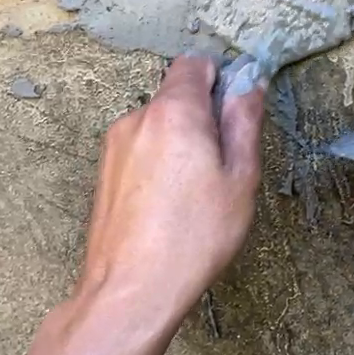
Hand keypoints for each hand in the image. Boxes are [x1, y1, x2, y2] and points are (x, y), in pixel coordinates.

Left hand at [76, 55, 265, 327]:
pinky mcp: (104, 172)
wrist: (132, 290)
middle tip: (225, 162)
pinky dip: (160, 162)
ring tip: (197, 190)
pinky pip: (142, 148)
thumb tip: (249, 86)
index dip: (220, 79)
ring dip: (181, 142)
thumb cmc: (196, 235)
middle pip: (177, 96)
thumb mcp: (240, 176)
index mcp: (175, 112)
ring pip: (160, 124)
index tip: (236, 112)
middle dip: (204, 116)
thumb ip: (244, 122)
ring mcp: (115, 146)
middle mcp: (137, 119)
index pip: (195, 64)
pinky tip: (171, 203)